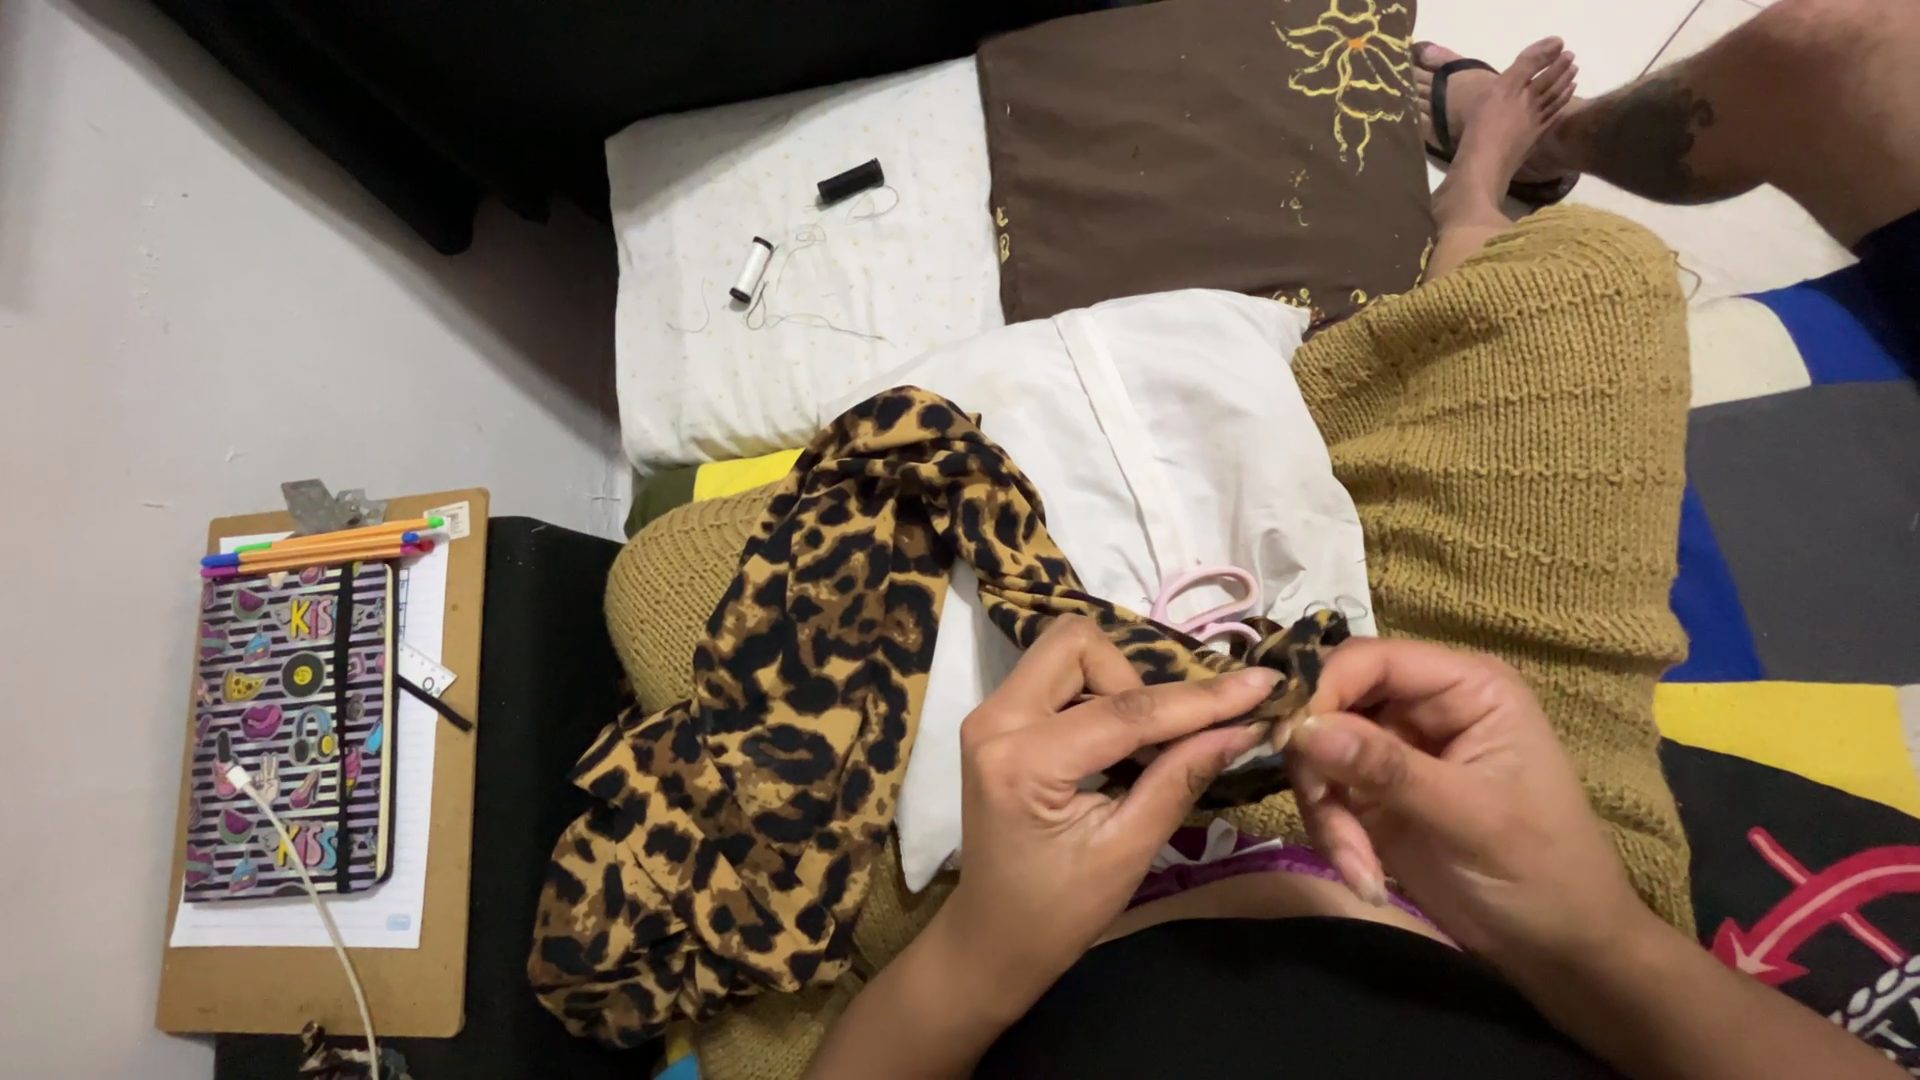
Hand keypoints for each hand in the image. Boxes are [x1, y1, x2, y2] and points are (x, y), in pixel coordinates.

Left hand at [937, 616, 1279, 1008]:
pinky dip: (1095, 694)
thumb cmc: (1058, 911)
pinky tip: (1114, 744)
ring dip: (1114, 684)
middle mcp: (995, 719)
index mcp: (1023, 761)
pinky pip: (1054, 676)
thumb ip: (1180, 777)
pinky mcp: (996, 718)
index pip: (1123, 710)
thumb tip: (1242, 727)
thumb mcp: (1127, 851)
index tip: (1261, 684)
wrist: (993, 935)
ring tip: (1137, 748)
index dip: (1198, 698)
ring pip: (1065, 651)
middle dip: (1133, 678)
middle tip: (1158, 740)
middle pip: (1077, 644)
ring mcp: (989, 713)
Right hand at [1285, 637, 1645, 968]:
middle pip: (1329, 699)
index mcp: (1463, 686)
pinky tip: (1362, 872)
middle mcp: (1419, 703)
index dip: (1323, 687)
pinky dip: (1327, 828)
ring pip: (1314, 747)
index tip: (1290, 738)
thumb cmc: (1544, 872)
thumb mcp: (1473, 818)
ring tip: (1357, 864)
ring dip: (1322, 805)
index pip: (1370, 660)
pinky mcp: (1364, 785)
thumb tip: (1304, 729)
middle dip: (1316, 759)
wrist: (1557, 950)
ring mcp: (1387, 744)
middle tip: (1320, 808)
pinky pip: (1319, 788)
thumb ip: (1388, 769)